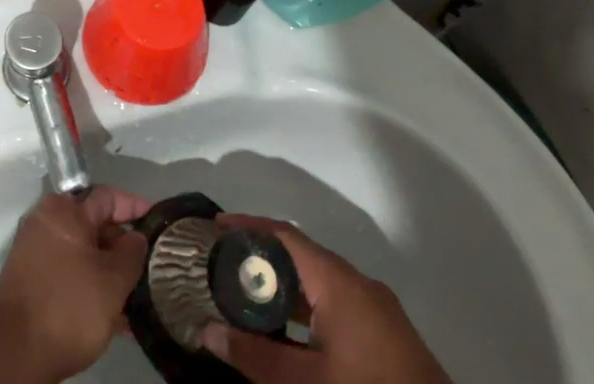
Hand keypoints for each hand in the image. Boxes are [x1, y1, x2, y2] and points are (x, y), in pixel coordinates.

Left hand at [0, 187, 150, 383]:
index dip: (135, 206)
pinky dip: (93, 288)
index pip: (107, 196)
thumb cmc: (69, 306)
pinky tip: (119, 320)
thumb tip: (135, 237)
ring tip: (141, 299)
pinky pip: (71, 274)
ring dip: (111, 274)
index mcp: (64, 212)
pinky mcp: (33, 280)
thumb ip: (131, 253)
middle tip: (153, 267)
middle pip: (94, 225)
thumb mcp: (112, 280)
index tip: (159, 222)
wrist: (16, 351)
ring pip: (84, 255)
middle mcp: (46, 224)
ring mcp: (36, 252)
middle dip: (125, 247)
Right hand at [202, 215, 451, 383]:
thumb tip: (207, 333)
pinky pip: (336, 305)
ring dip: (284, 289)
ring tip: (244, 300)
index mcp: (339, 283)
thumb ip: (255, 356)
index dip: (249, 226)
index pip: (286, 236)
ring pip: (319, 285)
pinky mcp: (386, 335)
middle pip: (301, 257)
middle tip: (221, 269)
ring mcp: (377, 310)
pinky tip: (285, 333)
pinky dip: (306, 308)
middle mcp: (359, 285)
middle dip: (261, 260)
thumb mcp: (306, 381)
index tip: (214, 228)